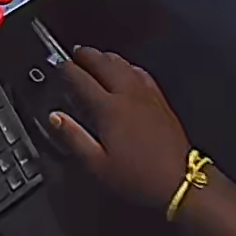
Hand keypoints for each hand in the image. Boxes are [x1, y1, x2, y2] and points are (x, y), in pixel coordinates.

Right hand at [47, 47, 192, 210]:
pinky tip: (125, 68)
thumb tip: (55, 118)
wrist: (180, 182)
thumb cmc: (138, 177)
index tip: (60, 66)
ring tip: (95, 55)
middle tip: (75, 53)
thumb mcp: (98, 165)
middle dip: (86, 55)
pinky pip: (141, 73)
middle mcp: (127, 95)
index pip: (82, 80)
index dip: (68, 70)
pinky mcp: (159, 99)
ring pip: (123, 64)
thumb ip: (74, 137)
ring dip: (106, 57)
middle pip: (103, 64)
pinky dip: (128, 65)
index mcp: (109, 109)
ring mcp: (145, 95)